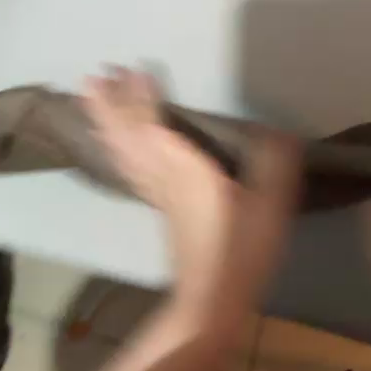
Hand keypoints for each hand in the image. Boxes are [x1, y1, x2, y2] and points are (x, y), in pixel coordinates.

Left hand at [83, 68, 300, 309]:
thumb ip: (274, 163)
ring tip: (89, 95)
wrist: (211, 302)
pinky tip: (111, 140)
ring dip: (105, 119)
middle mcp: (161, 174)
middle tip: (93, 75)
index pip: (154, 124)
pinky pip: (126, 165)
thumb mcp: (269, 204)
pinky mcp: (156, 206)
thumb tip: (280, 129)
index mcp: (184, 168)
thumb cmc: (241, 249)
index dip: (142, 97)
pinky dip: (114, 145)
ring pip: (121, 148)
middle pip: (127, 133)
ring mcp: (155, 191)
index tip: (133, 69)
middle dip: (110, 103)